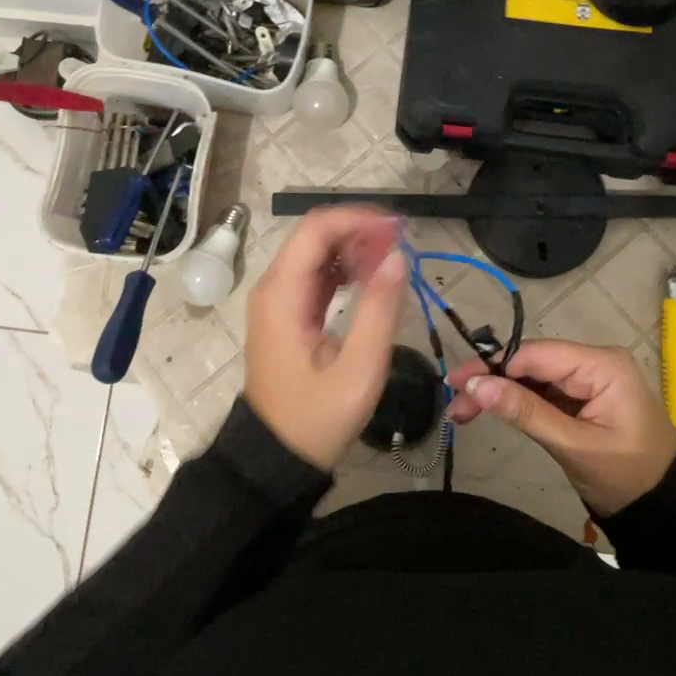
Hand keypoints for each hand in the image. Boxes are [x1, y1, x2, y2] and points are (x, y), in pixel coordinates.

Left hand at [242, 207, 406, 470]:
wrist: (277, 456)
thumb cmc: (317, 418)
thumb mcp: (358, 369)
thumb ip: (379, 310)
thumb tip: (398, 257)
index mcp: (282, 293)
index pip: (316, 229)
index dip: (358, 219)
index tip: (399, 230)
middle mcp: (273, 287)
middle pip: (315, 235)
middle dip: (359, 232)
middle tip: (402, 248)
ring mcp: (278, 300)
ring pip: (316, 253)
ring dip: (354, 249)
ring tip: (393, 264)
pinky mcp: (288, 314)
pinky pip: (316, 276)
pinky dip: (345, 270)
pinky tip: (372, 282)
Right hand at [447, 339, 675, 515]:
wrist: (665, 507)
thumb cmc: (628, 476)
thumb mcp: (575, 446)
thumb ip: (526, 412)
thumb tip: (477, 385)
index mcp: (602, 365)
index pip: (535, 354)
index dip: (493, 366)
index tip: (457, 384)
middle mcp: (594, 361)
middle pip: (529, 362)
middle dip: (490, 380)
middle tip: (455, 404)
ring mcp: (588, 378)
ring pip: (531, 376)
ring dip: (497, 392)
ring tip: (462, 411)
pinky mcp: (582, 395)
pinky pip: (542, 390)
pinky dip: (515, 401)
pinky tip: (488, 409)